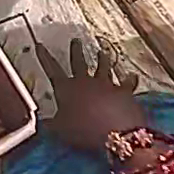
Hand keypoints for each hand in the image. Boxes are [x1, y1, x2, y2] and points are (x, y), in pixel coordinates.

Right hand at [36, 36, 145, 152]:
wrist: (116, 133)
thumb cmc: (83, 130)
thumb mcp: (59, 130)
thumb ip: (50, 124)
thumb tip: (41, 123)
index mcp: (66, 89)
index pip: (51, 69)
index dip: (44, 57)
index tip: (40, 45)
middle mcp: (85, 82)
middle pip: (79, 63)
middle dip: (76, 51)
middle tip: (76, 41)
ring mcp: (106, 85)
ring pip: (102, 68)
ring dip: (102, 60)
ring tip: (102, 52)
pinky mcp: (124, 92)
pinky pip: (127, 83)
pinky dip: (129, 80)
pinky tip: (132, 76)